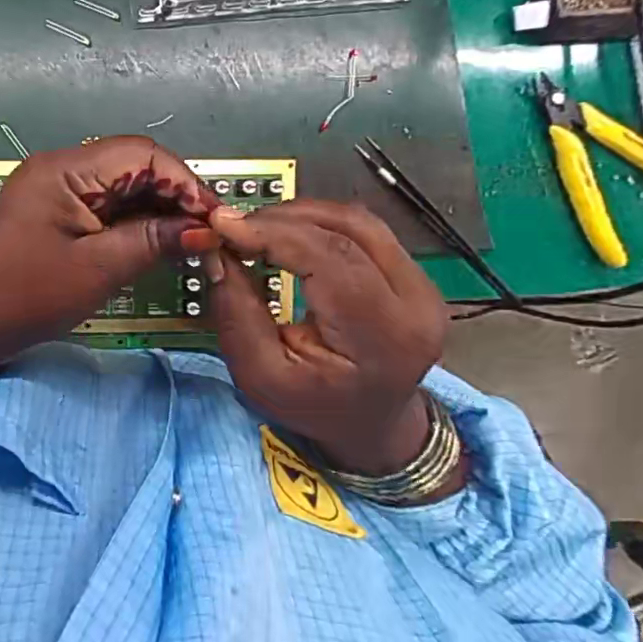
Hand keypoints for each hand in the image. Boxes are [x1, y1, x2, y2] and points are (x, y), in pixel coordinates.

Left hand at [0, 136, 221, 369]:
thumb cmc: (28, 295)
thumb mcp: (98, 268)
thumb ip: (153, 240)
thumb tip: (205, 228)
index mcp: (63, 170)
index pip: (140, 154)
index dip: (183, 181)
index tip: (212, 218)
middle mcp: (59, 168)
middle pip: (132, 166)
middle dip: (174, 196)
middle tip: (208, 233)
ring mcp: (56, 188)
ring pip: (122, 186)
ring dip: (157, 210)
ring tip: (191, 240)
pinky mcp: (57, 210)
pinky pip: (105, 205)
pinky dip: (134, 221)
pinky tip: (160, 241)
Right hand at [205, 200, 446, 475]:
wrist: (370, 426)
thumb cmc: (313, 407)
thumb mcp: (259, 374)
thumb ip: (236, 313)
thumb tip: (218, 254)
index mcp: (381, 335)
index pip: (329, 257)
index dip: (272, 232)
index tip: (224, 225)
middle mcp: (417, 302)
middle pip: (348, 228)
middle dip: (281, 219)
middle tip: (234, 226)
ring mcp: (424, 285)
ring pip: (358, 220)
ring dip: (299, 216)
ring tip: (255, 230)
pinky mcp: (415, 275)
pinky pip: (364, 230)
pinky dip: (316, 224)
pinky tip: (284, 235)